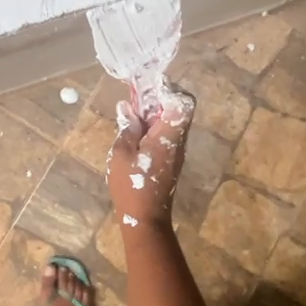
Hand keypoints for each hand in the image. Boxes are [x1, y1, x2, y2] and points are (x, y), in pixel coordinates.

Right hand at [107, 83, 193, 226]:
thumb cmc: (132, 185)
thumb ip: (127, 127)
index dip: (169, 89)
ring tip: (131, 111)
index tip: (148, 86)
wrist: (145, 218)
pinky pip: (166, 134)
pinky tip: (134, 129)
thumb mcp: (122, 152)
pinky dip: (152, 126)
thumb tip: (127, 107)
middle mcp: (178, 140)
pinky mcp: (170, 160)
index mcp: (169, 135)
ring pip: (171, 121)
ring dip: (154, 112)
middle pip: (178, 109)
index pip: (183, 103)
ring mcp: (175, 151)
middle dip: (158, 98)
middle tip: (136, 96)